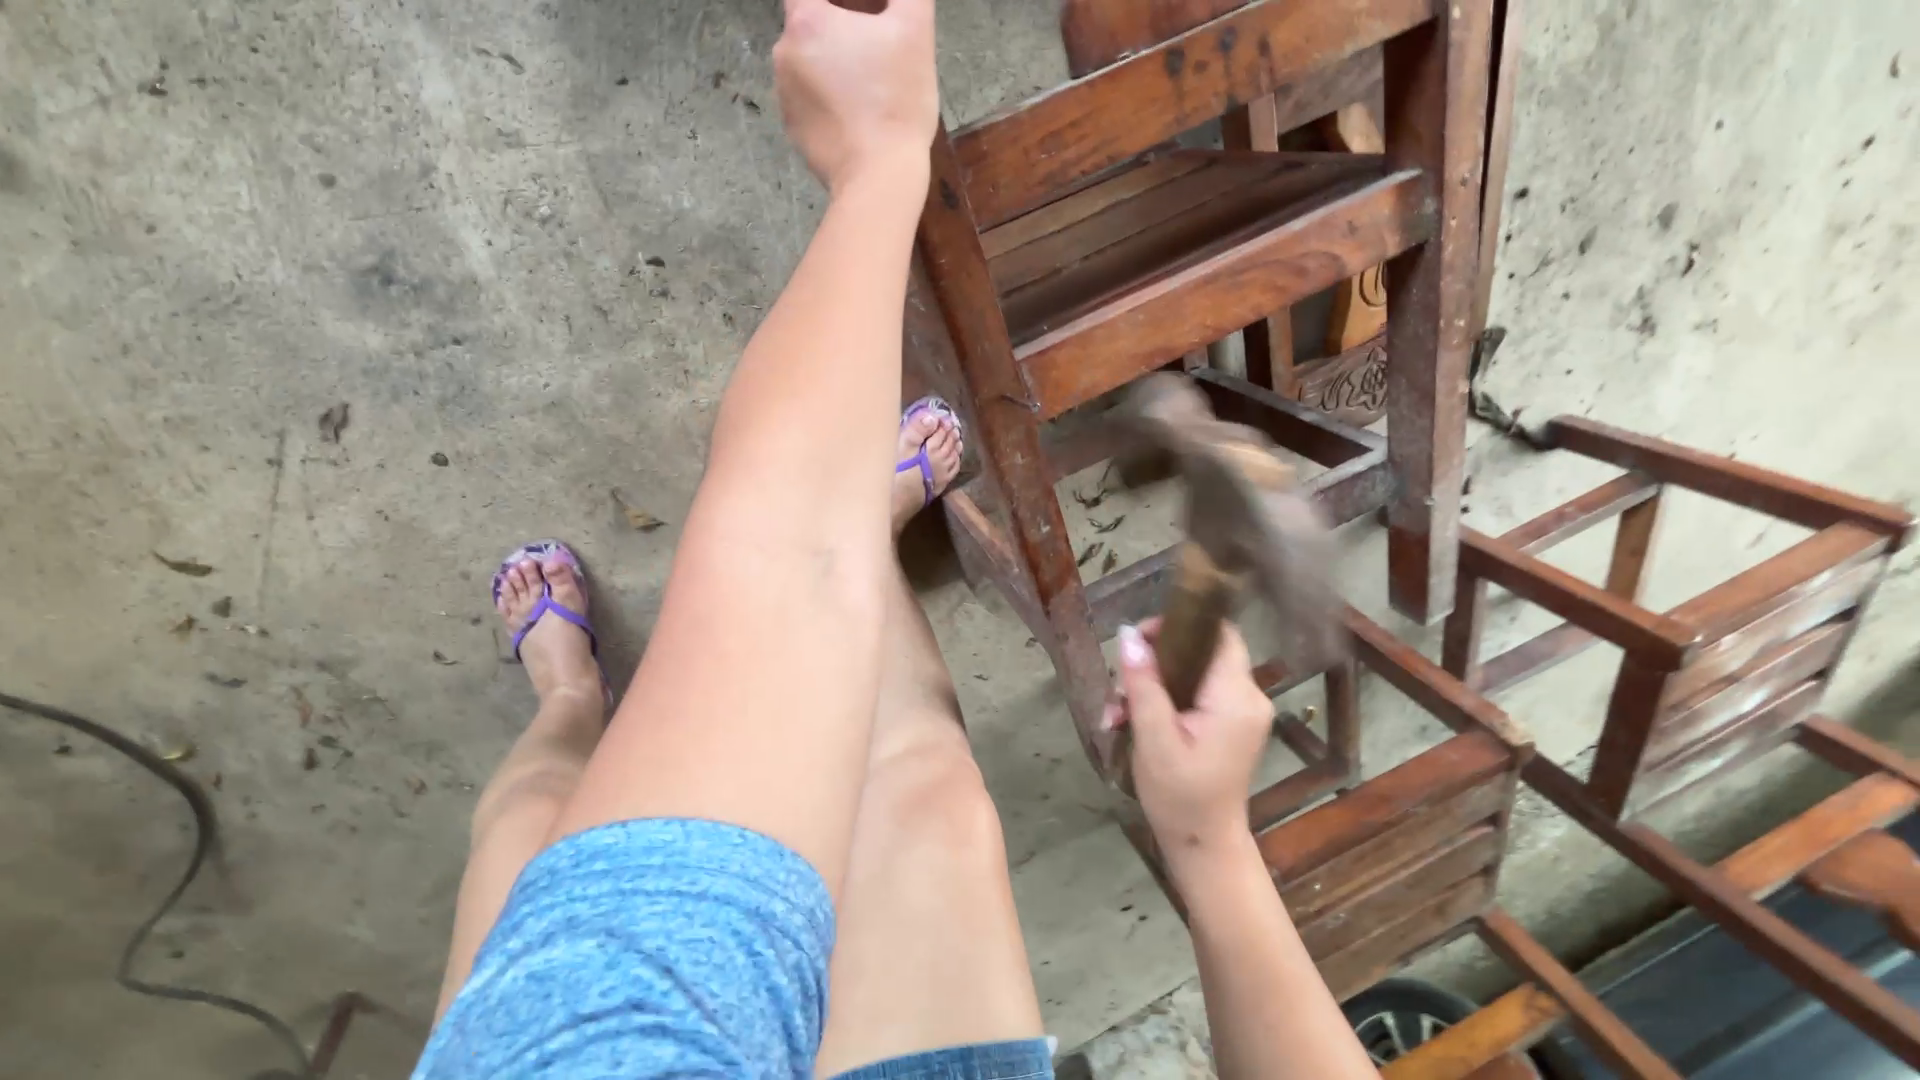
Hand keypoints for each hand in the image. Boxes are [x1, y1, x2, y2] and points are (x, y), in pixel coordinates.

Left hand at [773, 0, 938, 193]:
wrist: (878, 178)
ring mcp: (784, 95)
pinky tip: (857, 114)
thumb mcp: (916, 32)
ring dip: (833, 63)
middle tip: (877, 46)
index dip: (843, 1)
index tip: (866, 13)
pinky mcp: (793, 129)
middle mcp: (783, 53)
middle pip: (809, 23)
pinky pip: (809, 100)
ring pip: (808, 63)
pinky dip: (829, 99)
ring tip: (870, 84)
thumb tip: (901, 0)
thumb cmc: (897, 101)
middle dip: (840, 27)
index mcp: (806, 21)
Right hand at [1103, 620, 1273, 853]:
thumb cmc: (1180, 795)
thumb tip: (1128, 634)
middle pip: (1200, 652)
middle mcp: (1248, 697)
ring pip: (1192, 673)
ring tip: (1117, 713)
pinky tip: (1133, 721)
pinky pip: (1195, 694)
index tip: (1139, 639)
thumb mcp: (1153, 737)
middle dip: (1153, 663)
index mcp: (1236, 697)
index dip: (1178, 625)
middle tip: (1119, 687)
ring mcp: (1241, 712)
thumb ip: (1143, 683)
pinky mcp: (1230, 724)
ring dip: (1152, 686)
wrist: (1203, 845)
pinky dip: (1164, 701)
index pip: (1218, 633)